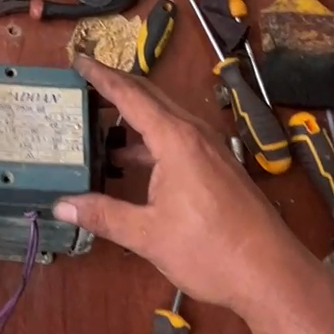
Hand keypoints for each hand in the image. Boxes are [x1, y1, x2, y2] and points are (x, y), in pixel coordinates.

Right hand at [55, 54, 311, 317]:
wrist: (272, 273)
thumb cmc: (210, 250)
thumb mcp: (149, 235)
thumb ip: (104, 215)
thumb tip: (61, 206)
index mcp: (174, 139)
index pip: (130, 95)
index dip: (102, 75)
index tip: (79, 59)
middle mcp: (192, 132)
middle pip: (149, 95)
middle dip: (116, 83)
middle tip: (83, 79)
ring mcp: (208, 146)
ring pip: (164, 114)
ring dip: (133, 110)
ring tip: (100, 115)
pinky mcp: (216, 163)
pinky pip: (175, 134)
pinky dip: (148, 135)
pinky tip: (131, 157)